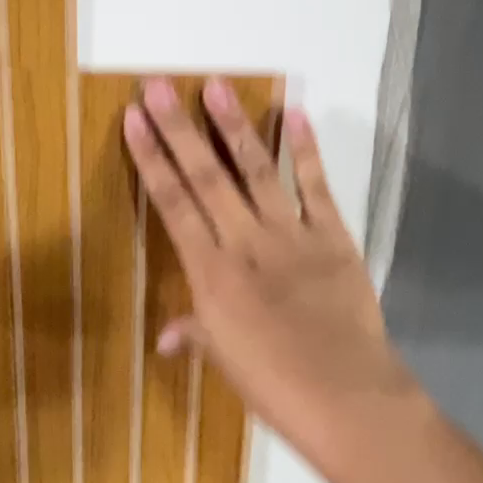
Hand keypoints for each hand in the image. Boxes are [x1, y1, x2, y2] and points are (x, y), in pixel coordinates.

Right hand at [123, 77, 419, 463]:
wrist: (348, 398)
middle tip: (158, 85)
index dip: (151, 159)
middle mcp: (245, 241)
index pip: (172, 204)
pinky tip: (295, 113)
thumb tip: (163, 337)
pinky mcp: (332, 235)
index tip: (134, 119)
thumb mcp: (225, 359)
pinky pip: (315, 187)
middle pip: (205, 176)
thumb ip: (194, 334)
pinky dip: (305, 150)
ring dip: (234, 126)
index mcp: (211, 272)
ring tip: (215, 86)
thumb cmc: (275, 385)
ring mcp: (291, 233)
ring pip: (256, 170)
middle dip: (179, 129)